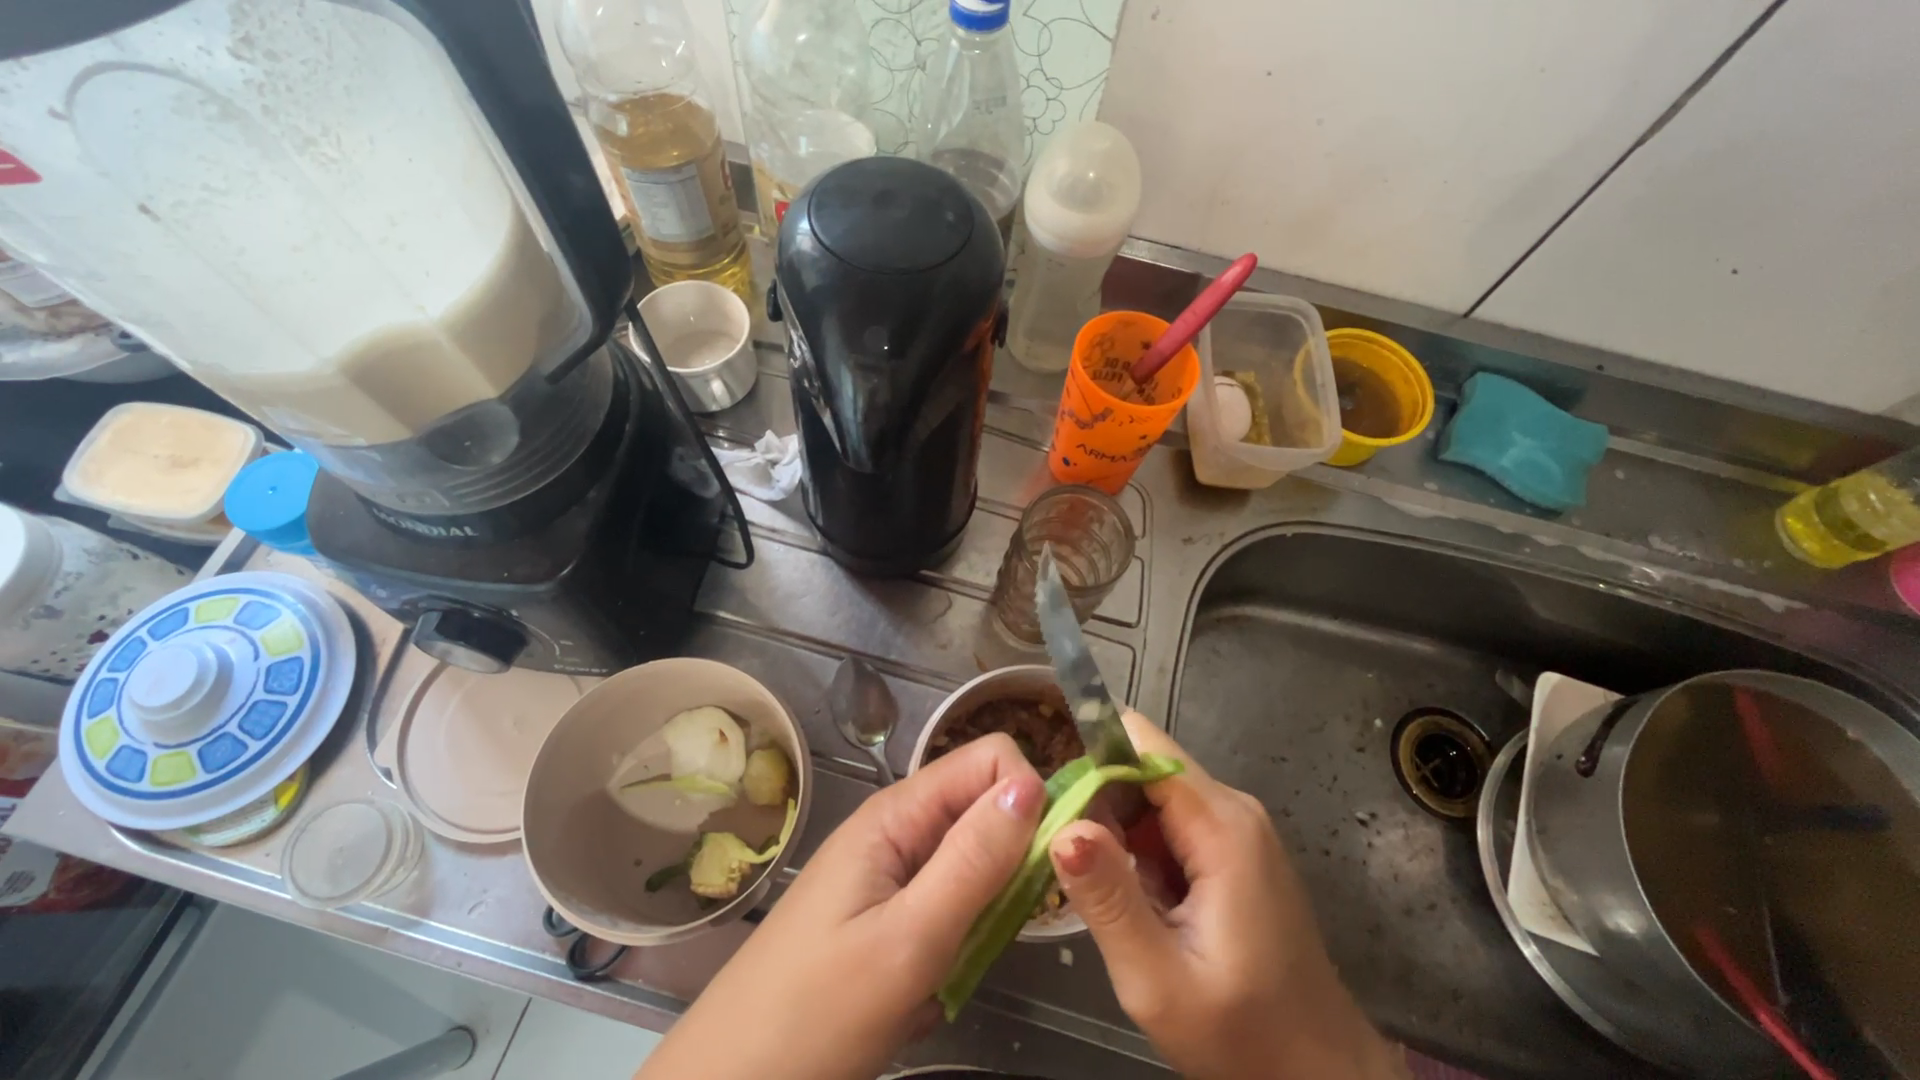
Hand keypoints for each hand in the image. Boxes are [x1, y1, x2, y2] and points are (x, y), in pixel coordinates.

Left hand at [637, 733, 1044, 1079]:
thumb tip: (1034, 782)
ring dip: (990, 904)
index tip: (1057, 855)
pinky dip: (963, 934)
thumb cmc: (818, 1010)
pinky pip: (949, 903)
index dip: (1032, 793)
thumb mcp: (909, 938)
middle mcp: (896, 829)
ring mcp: (889, 873)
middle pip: (984, 807)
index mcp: (897, 814)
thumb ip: (974, 860)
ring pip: (972, 859)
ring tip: (968, 957)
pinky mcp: (886, 914)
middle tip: (1009, 921)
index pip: (989, 758)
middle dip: (1016, 855)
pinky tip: (943, 977)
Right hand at [1049, 712, 1405, 1079]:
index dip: (1089, 760)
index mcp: (1221, 826)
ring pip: (1151, 799)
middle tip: (1066, 866)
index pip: (1141, 742)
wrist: (1320, 1073)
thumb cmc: (1243, 1035)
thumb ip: (1108, 899)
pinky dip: (1139, 854)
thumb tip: (1061, 827)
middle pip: (1142, 767)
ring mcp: (1237, 831)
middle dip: (1096, 803)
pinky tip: (1135, 905)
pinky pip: (1170, 828)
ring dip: (1115, 833)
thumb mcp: (1157, 980)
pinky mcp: (1233, 854)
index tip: (1051, 805)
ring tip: (1097, 893)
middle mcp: (1232, 810)